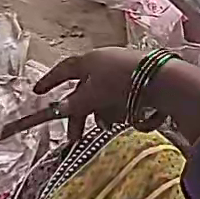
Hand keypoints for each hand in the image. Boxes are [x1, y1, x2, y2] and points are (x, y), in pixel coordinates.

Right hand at [8, 47, 139, 138]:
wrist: (162, 80)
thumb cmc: (121, 81)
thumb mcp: (93, 94)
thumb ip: (76, 103)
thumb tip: (60, 108)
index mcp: (90, 60)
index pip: (64, 69)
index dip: (50, 80)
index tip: (38, 91)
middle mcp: (105, 63)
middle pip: (84, 91)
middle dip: (81, 114)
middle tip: (75, 137)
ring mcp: (122, 72)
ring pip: (103, 98)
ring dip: (102, 114)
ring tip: (108, 126)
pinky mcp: (139, 82)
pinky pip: (121, 100)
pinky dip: (119, 111)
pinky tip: (128, 119)